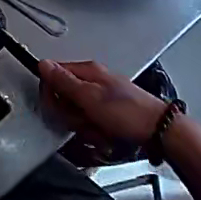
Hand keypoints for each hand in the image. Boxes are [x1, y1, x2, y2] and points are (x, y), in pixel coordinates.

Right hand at [39, 60, 170, 145]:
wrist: (157, 130)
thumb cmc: (129, 112)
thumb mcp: (90, 97)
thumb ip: (64, 82)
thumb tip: (43, 65)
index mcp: (87, 71)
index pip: (53, 76)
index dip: (51, 95)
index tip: (58, 107)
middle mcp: (92, 82)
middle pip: (63, 100)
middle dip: (71, 116)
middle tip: (84, 118)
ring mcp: (99, 99)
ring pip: (75, 116)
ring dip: (84, 127)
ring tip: (99, 128)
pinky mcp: (106, 114)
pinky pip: (89, 125)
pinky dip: (95, 133)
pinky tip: (106, 134)